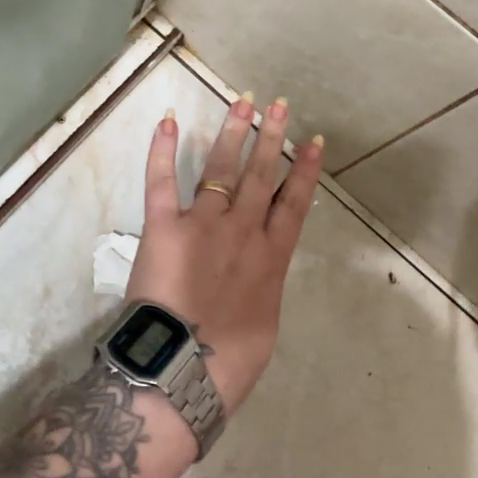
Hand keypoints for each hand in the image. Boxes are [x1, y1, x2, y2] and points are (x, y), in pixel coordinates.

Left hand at [126, 95, 323, 417]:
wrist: (182, 374)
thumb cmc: (229, 363)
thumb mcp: (263, 324)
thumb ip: (263, 289)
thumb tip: (260, 276)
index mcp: (271, 257)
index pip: (294, 203)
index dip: (305, 170)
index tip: (314, 141)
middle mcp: (242, 231)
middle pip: (260, 175)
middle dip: (271, 138)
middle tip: (277, 105)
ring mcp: (204, 226)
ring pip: (222, 170)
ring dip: (233, 134)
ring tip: (242, 103)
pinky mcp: (164, 228)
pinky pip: (162, 183)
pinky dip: (164, 151)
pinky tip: (169, 121)